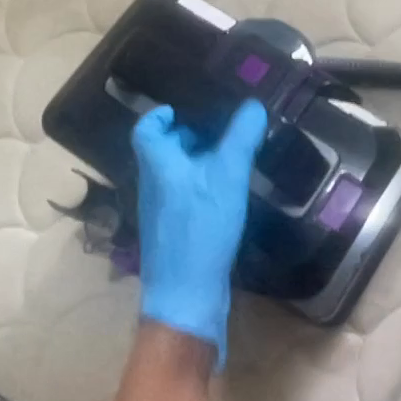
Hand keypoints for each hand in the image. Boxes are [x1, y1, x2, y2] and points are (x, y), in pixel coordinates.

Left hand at [129, 100, 265, 368]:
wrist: (186, 295)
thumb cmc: (202, 227)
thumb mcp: (228, 176)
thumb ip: (240, 138)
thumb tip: (254, 105)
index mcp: (158, 164)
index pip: (146, 129)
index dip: (161, 115)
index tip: (185, 107)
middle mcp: (154, 184)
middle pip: (163, 149)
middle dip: (190, 134)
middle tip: (222, 125)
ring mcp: (162, 211)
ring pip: (176, 173)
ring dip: (199, 160)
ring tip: (231, 154)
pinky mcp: (175, 232)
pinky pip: (186, 195)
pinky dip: (203, 185)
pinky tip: (229, 191)